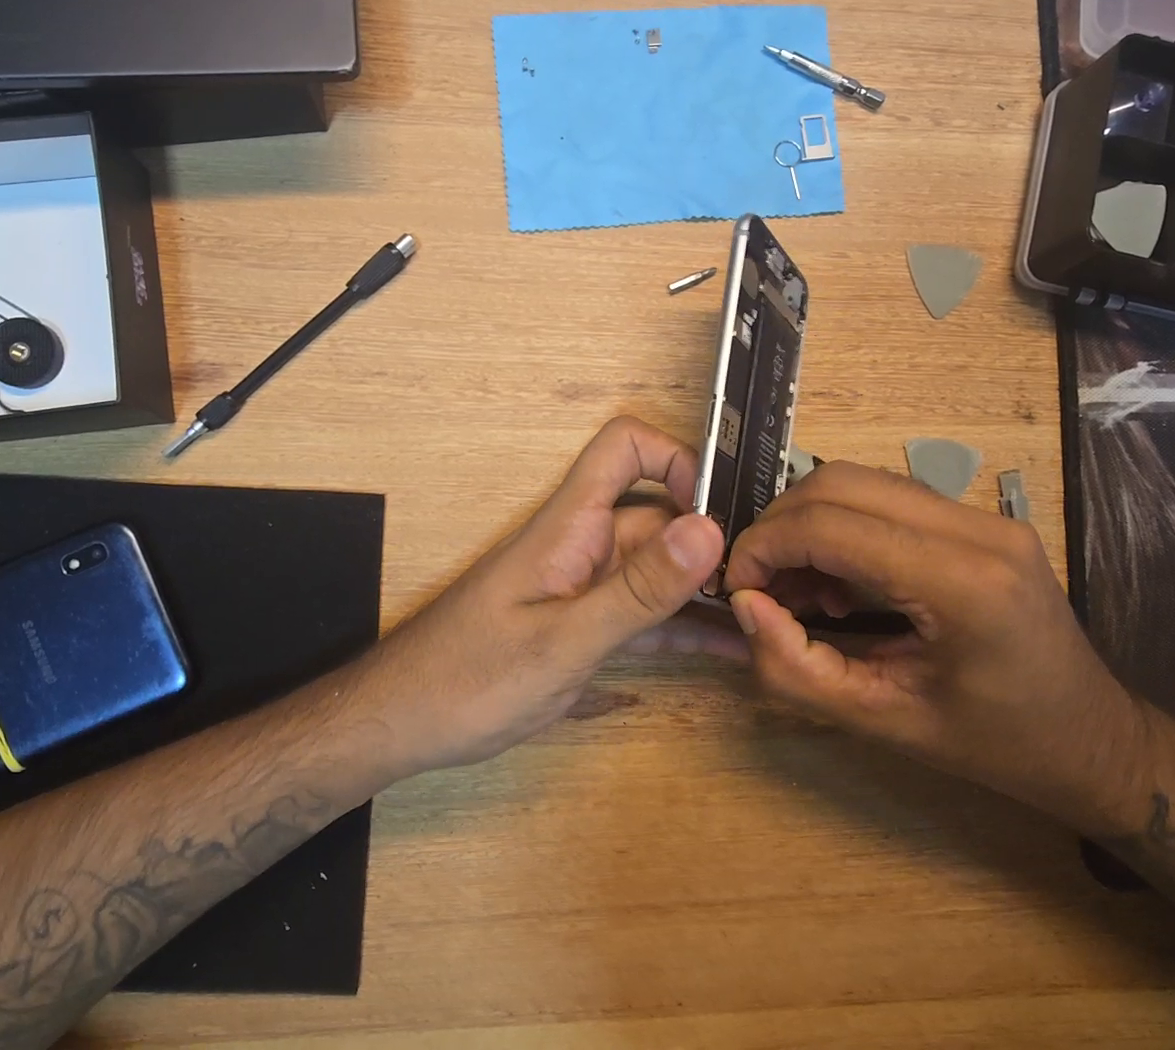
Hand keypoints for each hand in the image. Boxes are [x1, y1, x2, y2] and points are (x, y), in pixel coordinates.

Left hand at [362, 418, 742, 773]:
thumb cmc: (470, 680)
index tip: (720, 511)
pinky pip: (639, 617)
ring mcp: (579, 590)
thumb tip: (709, 528)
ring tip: (767, 616)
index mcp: (567, 529)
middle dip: (710, 540)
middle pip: (655, 518)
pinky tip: (727, 651)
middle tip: (772, 583)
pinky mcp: (578, 629)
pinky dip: (679, 630)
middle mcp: (578, 547)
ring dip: (703, 589)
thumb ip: (638, 588)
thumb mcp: (564, 640)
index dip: (676, 460)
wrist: (402, 725)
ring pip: (654, 572)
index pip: (623, 450)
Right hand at [723, 461, 1151, 827]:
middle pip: (837, 482)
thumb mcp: (879, 723)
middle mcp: (977, 529)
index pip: (829, 525)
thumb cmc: (991, 745)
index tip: (736, 590)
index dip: (763, 548)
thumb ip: (794, 668)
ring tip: (798, 591)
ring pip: (859, 481)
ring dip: (807, 525)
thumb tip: (742, 604)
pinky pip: (886, 499)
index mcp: (961, 583)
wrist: (1090, 740)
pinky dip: (840, 528)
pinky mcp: (981, 520)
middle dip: (778, 528)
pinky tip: (839, 584)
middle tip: (758, 586)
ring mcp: (985, 517)